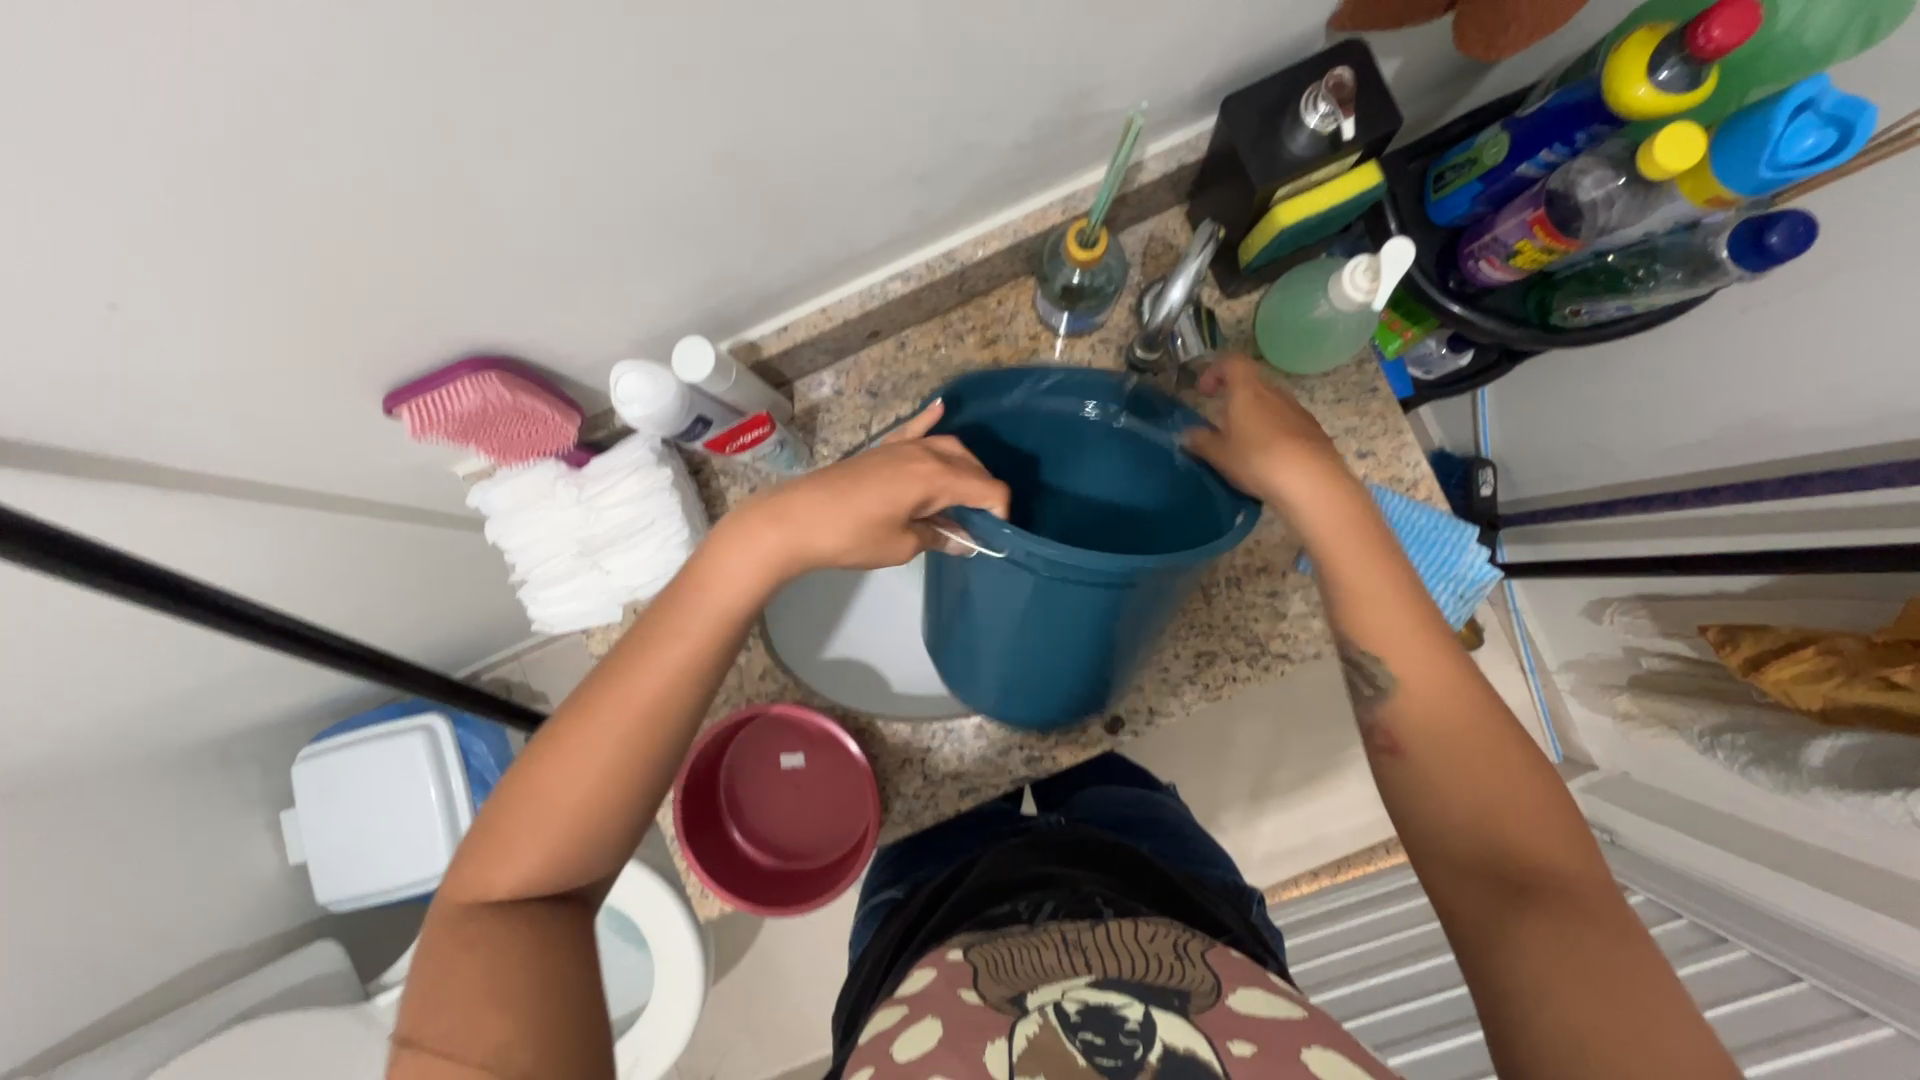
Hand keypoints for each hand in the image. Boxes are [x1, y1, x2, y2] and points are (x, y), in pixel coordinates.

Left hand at [717, 400, 1011, 582]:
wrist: (795, 520)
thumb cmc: (852, 536)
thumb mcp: (903, 545)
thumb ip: (939, 538)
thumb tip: (963, 540)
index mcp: (936, 477)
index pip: (988, 488)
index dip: (1000, 512)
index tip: (994, 536)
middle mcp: (925, 453)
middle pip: (972, 466)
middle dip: (984, 492)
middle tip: (979, 525)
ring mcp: (901, 447)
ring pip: (948, 446)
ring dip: (965, 467)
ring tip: (966, 495)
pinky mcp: (881, 450)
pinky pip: (913, 429)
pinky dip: (928, 420)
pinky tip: (940, 407)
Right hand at [1182, 354, 1351, 505]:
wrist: (1311, 481)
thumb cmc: (1257, 460)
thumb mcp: (1219, 455)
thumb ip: (1200, 441)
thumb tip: (1186, 434)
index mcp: (1247, 391)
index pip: (1232, 362)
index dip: (1214, 371)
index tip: (1204, 393)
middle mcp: (1274, 393)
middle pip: (1252, 383)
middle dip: (1234, 398)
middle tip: (1222, 424)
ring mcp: (1297, 409)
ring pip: (1270, 403)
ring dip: (1255, 416)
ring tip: (1246, 445)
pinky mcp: (1313, 429)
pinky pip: (1286, 421)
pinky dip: (1274, 431)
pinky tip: (1270, 458)